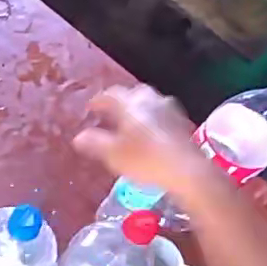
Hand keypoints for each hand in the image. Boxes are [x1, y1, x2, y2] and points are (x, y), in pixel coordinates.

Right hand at [71, 85, 215, 201]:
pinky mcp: (183, 124)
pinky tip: (151, 133)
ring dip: (139, 109)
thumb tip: (78, 136)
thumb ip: (94, 143)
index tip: (91, 108)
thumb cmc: (145, 160)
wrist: (188, 172)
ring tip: (131, 122)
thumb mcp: (113, 154)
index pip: (110, 94)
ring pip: (151, 102)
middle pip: (133, 93)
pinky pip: (163, 115)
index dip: (99, 100)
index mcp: (131, 104)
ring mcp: (170, 111)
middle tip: (111, 112)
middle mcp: (151, 101)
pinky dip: (153, 120)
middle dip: (121, 101)